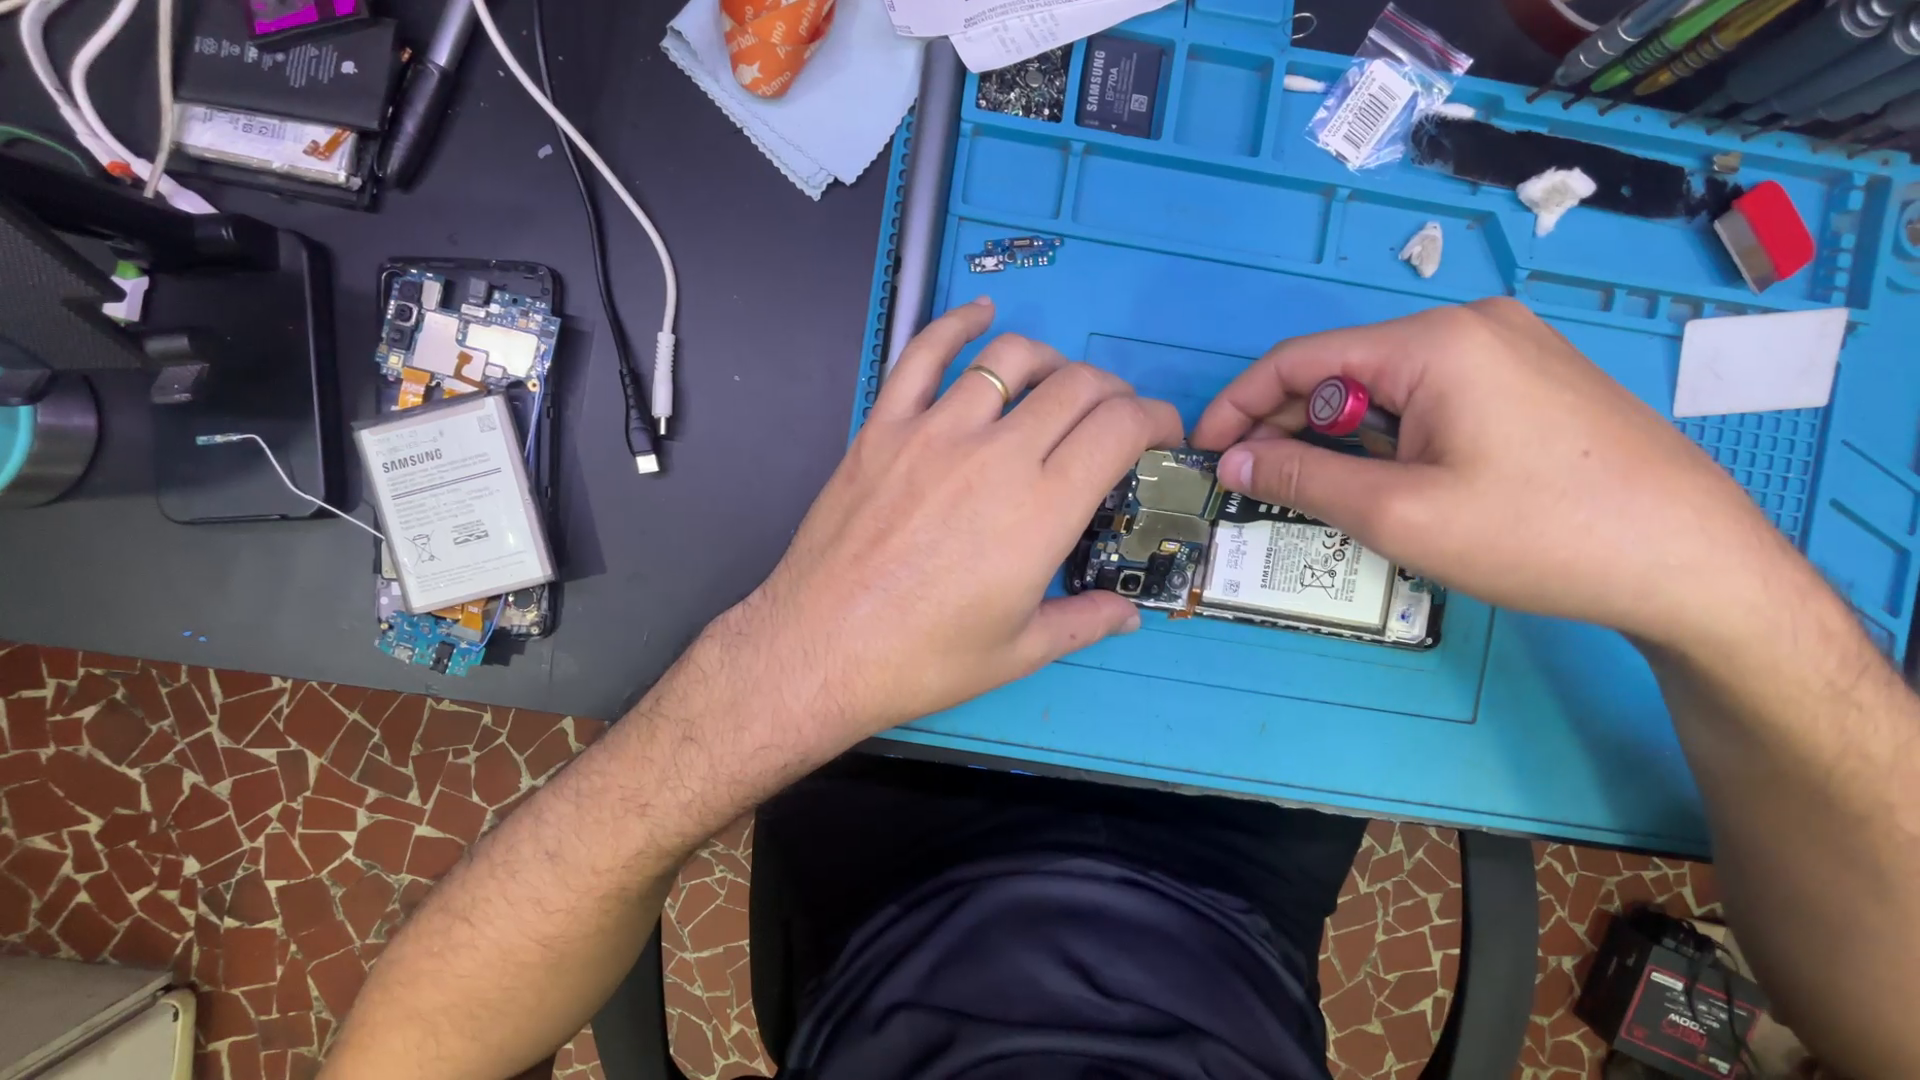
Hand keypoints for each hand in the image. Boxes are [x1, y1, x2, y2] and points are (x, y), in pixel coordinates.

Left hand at [712, 298, 1182, 739]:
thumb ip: (1085, 621)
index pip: (1120, 428)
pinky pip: (923, 354)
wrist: (820, 648)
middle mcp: (996, 455)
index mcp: (1042, 510)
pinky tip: (978, 313)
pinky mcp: (883, 427)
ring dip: (1051, 361)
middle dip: (1115, 392)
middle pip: (1077, 385)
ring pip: (1010, 358)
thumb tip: (1129, 616)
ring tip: (1057, 383)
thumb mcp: (1019, 651)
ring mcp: (934, 432)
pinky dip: (956, 323)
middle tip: (1115, 419)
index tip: (1161, 432)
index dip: (1155, 418)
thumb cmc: (923, 659)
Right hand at [1191, 298, 1798, 648]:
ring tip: (1313, 490)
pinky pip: (1428, 396)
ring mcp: (1508, 348)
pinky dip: (1386, 434)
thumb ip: (1299, 479)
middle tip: (1252, 484)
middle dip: (1287, 425)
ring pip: (1385, 385)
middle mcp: (1469, 326)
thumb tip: (1230, 460)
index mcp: (1434, 342)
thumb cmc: (1536, 534)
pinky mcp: (1529, 379)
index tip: (1205, 452)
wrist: (1694, 563)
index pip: (1300, 359)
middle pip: (1343, 368)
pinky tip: (1382, 477)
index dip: (1238, 405)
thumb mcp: (1398, 512)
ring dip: (1337, 434)